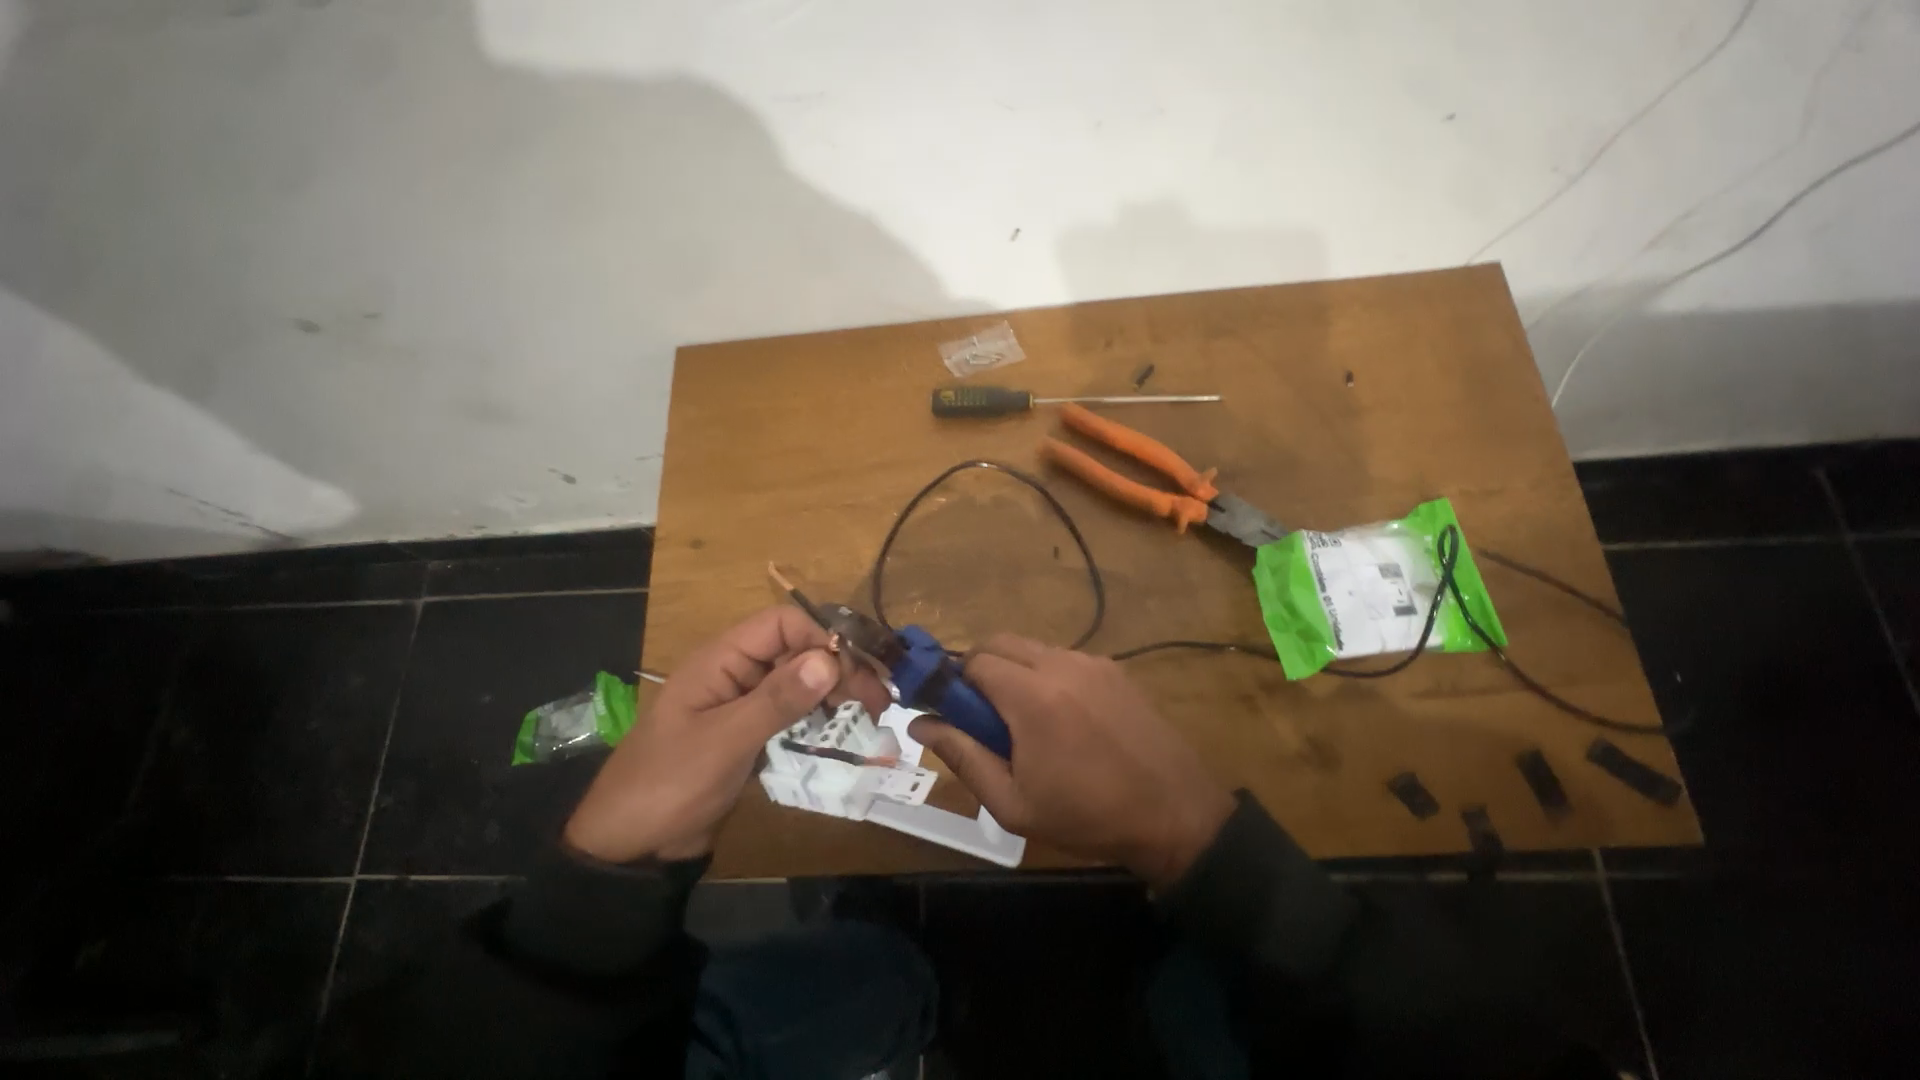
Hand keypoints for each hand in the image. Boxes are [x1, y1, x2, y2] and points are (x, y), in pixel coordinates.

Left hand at [564, 606, 890, 863]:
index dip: (821, 637)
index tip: (856, 672)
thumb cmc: (669, 784)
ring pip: (799, 686)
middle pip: (797, 653)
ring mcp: (743, 708)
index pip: (781, 624)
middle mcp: (735, 675)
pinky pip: (792, 719)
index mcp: (720, 661)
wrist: (629, 846)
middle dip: (839, 670)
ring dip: (834, 698)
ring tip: (871, 719)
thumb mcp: (725, 741)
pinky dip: (819, 726)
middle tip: (879, 703)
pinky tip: (845, 740)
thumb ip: (777, 700)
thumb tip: (830, 658)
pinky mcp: (750, 738)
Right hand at [909, 635, 1234, 888]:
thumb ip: (963, 755)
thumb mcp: (1013, 802)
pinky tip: (1062, 720)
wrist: (1176, 815)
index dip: (955, 684)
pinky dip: (1047, 676)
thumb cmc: (1087, 817)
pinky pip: (1064, 659)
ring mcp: (1093, 663)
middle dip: (980, 670)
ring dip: (1014, 672)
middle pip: (1000, 642)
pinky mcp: (1116, 670)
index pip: (973, 661)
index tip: (954, 714)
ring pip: (1033, 648)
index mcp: (1032, 696)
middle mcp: (1061, 665)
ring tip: (1025, 724)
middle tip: (984, 718)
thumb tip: (921, 723)